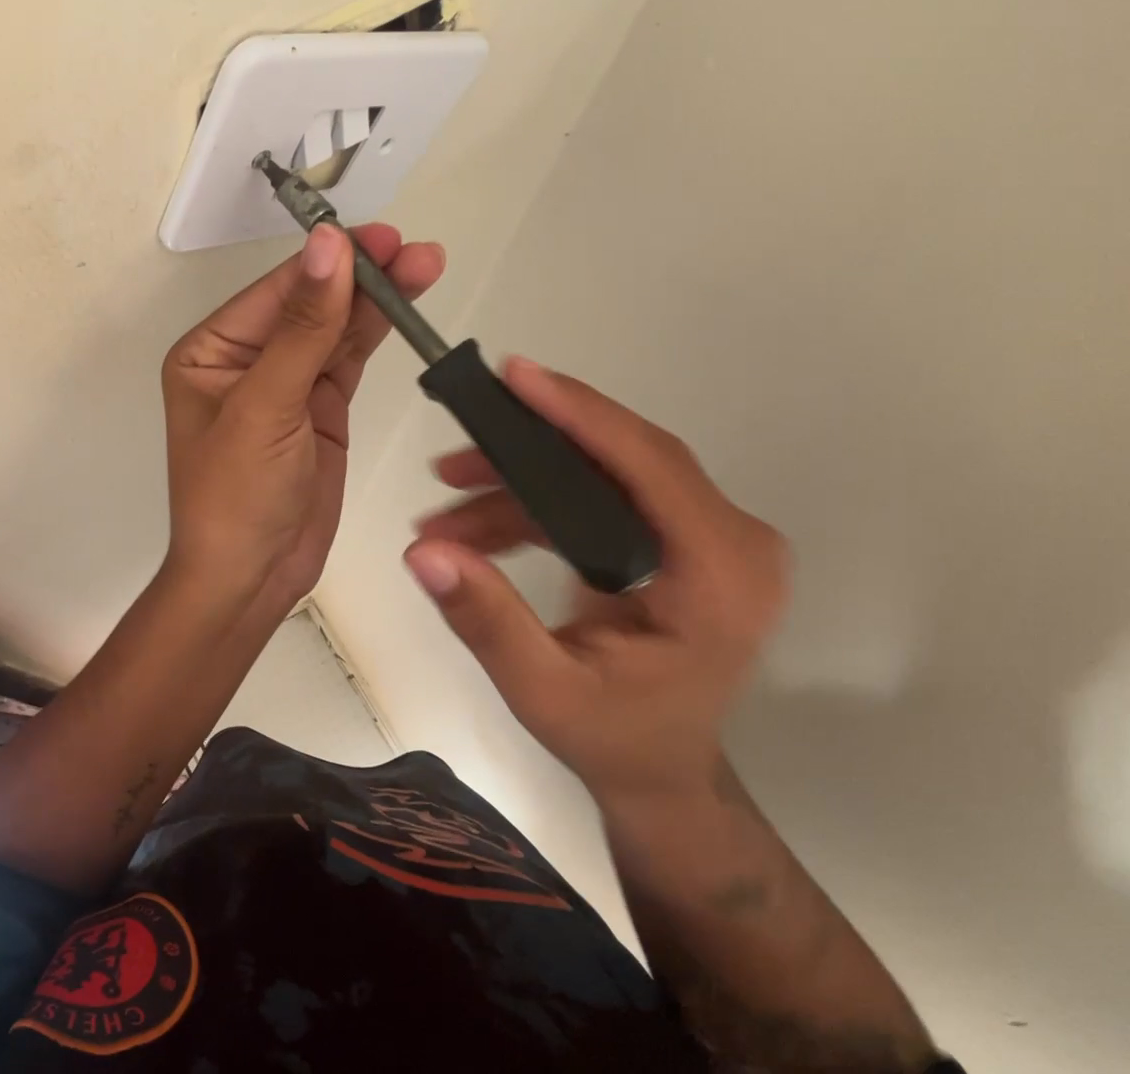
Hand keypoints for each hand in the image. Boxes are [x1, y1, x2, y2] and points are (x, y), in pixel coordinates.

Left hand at [163, 223, 444, 605]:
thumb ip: (303, 328)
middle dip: (360, 277)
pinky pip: (348, 362)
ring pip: (335, 331)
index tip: (380, 239)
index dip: (327, 264)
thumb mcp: (265, 408)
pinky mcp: (318, 413)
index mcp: (210, 353)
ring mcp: (285, 387)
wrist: (251, 577)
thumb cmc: (234, 498)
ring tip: (425, 266)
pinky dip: (376, 336)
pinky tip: (404, 307)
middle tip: (415, 251)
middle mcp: (245, 363)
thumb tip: (327, 247)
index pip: (275, 293)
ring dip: (377, 301)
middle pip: (309, 305)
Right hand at [403, 357, 789, 802]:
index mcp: (720, 576)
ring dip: (517, 492)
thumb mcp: (542, 689)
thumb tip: (424, 553)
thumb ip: (487, 620)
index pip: (650, 467)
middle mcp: (728, 544)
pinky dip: (533, 512)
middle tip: (449, 463)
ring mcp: (705, 542)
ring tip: (441, 517)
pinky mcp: (675, 546)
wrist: (658, 774)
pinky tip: (474, 533)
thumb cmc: (613, 741)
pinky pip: (598, 503)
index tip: (516, 378)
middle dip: (528, 456)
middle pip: (623, 462)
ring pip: (601, 480)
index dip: (580, 415)